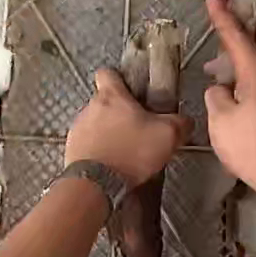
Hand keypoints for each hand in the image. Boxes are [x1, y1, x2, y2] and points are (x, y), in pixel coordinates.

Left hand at [64, 69, 191, 186]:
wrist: (96, 183)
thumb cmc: (131, 152)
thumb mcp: (167, 136)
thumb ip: (179, 123)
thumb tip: (185, 121)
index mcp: (111, 96)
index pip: (108, 73)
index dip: (119, 79)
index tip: (131, 91)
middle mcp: (90, 107)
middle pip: (104, 101)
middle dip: (119, 113)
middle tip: (137, 129)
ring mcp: (78, 128)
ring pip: (95, 123)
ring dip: (107, 132)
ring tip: (124, 150)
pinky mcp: (71, 148)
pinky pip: (87, 143)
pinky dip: (97, 150)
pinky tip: (111, 164)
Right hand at [203, 0, 255, 201]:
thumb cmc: (252, 147)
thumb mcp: (220, 120)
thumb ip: (216, 96)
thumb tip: (221, 89)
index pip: (237, 35)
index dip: (223, 15)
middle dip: (248, 21)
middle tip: (228, 17)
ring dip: (246, 48)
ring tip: (220, 60)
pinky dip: (249, 69)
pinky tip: (233, 86)